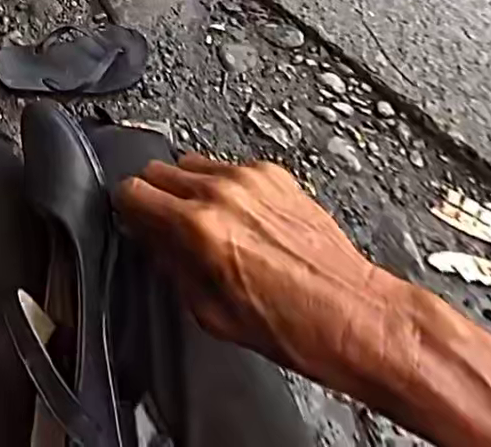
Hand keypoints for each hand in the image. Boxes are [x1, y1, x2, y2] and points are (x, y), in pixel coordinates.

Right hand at [115, 155, 408, 392]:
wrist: (364, 319)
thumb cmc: (301, 328)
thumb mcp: (214, 314)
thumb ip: (171, 266)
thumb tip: (151, 241)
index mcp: (199, 227)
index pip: (132, 190)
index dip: (126, 207)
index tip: (132, 217)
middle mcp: (220, 192)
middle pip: (155, 169)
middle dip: (154, 195)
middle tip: (165, 222)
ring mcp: (249, 178)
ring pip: (188, 162)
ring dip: (186, 187)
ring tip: (206, 220)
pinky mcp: (274, 174)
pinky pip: (227, 167)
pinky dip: (223, 186)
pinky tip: (242, 217)